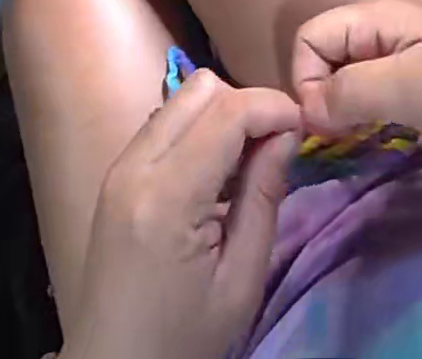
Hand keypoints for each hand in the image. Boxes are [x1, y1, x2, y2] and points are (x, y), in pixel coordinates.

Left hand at [64, 71, 299, 358]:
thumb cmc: (183, 339)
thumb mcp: (241, 279)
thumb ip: (264, 194)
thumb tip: (289, 131)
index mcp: (166, 198)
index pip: (228, 111)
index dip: (274, 107)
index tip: (302, 129)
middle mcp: (135, 166)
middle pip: (202, 88)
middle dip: (249, 104)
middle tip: (275, 145)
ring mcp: (121, 164)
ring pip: (184, 95)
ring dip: (225, 112)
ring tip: (246, 159)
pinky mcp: (118, 169)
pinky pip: (168, 118)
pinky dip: (201, 125)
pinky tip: (215, 168)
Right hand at [291, 0, 421, 143]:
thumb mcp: (412, 86)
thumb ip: (352, 92)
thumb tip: (305, 111)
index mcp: (373, 18)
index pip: (309, 38)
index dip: (306, 79)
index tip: (326, 123)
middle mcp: (378, 32)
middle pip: (324, 59)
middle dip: (324, 98)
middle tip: (344, 138)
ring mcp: (397, 56)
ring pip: (346, 81)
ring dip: (346, 112)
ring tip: (361, 142)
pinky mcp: (414, 81)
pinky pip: (372, 96)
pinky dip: (368, 118)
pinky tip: (381, 139)